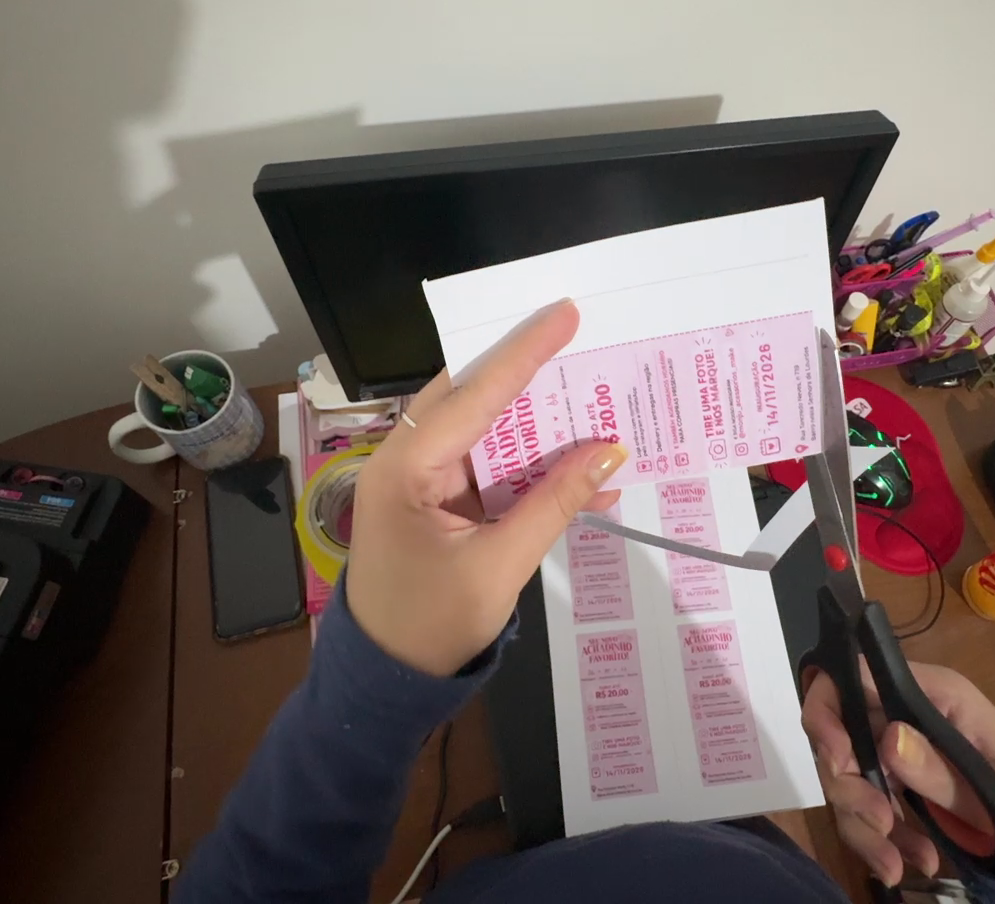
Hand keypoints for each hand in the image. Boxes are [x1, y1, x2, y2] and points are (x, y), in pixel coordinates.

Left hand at [346, 300, 626, 675]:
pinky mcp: (440, 498)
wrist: (385, 681)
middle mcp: (408, 459)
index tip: (564, 313)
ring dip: (536, 418)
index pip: (475, 395)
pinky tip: (579, 468)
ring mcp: (423, 478)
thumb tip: (609, 453)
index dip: (523, 353)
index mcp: (406, 469)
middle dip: (527, 370)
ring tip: (588, 393)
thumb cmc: (431, 626)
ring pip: (486, 428)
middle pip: (474, 397)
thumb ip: (554, 504)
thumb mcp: (499, 566)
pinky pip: (491, 465)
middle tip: (577, 338)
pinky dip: (532, 464)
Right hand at [802, 660, 994, 885]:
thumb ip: (942, 772)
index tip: (838, 763)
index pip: (855, 675)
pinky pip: (862, 800)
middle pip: (840, 729)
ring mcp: (899, 743)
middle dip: (848, 784)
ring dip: (860, 820)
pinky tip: (909, 861)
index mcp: (935, 693)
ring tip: (898, 863)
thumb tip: (888, 738)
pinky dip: (875, 836)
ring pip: (845, 771)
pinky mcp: (896, 777)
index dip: (829, 711)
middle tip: (881, 826)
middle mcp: (907, 709)